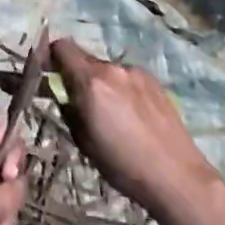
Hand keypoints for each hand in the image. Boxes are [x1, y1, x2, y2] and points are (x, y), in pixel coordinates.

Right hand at [44, 39, 217, 215]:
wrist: (176, 176)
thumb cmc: (122, 164)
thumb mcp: (83, 140)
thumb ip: (68, 108)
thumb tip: (61, 93)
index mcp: (91, 81)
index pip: (61, 47)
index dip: (50, 57)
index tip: (48, 74)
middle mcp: (114, 69)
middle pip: (85, 59)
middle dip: (77, 75)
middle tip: (80, 102)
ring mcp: (137, 73)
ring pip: (107, 70)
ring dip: (100, 83)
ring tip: (111, 114)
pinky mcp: (155, 82)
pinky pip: (127, 78)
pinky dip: (120, 89)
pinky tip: (131, 115)